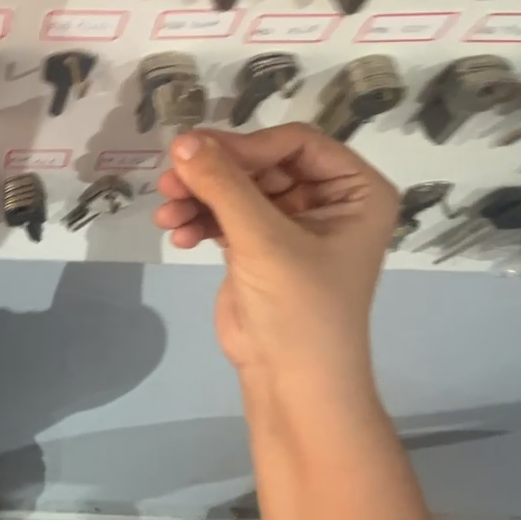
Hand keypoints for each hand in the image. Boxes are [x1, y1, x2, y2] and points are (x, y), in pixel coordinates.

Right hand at [153, 126, 395, 375]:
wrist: (290, 379)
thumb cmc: (298, 306)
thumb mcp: (263, 240)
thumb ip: (223, 186)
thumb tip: (181, 140)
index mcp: (354, 190)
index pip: (294, 144)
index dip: (245, 146)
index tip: (195, 157)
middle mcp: (324, 200)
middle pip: (258, 165)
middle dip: (212, 175)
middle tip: (168, 183)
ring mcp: (287, 225)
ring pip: (234, 191)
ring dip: (197, 199)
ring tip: (166, 215)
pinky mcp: (255, 248)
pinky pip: (222, 217)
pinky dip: (197, 221)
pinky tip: (177, 237)